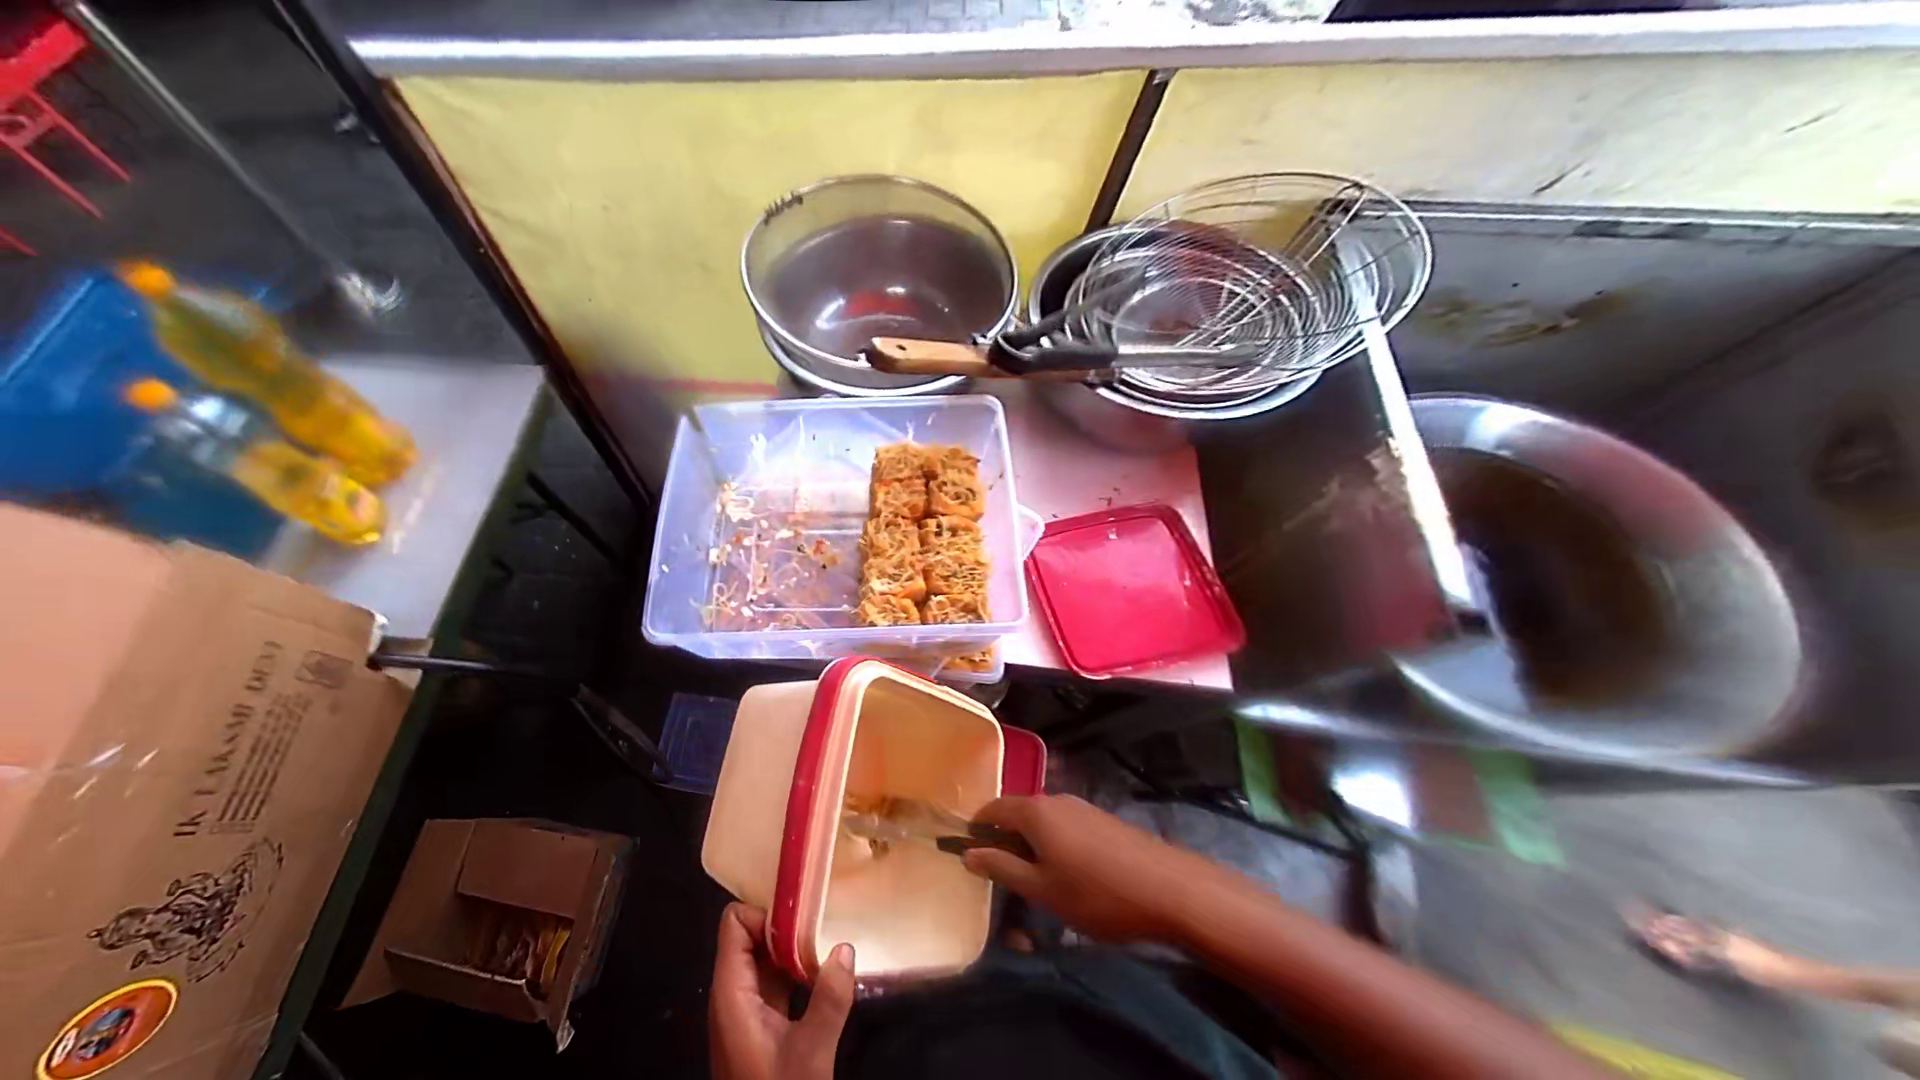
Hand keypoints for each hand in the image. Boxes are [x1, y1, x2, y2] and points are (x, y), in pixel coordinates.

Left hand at [709, 904, 855, 1079]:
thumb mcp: (811, 1054)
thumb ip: (829, 999)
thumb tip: (845, 947)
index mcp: (731, 995)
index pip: (734, 924)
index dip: (765, 913)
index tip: (804, 918)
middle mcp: (732, 995)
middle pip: (750, 935)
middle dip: (785, 926)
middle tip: (824, 926)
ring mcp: (745, 1010)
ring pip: (764, 957)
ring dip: (794, 949)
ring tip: (828, 944)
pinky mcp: (760, 1024)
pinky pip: (774, 980)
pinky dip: (796, 970)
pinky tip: (824, 975)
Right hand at [963, 794, 1230, 943]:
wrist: (1168, 889)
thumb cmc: (1096, 894)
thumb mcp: (1041, 889)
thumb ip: (1002, 868)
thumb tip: (968, 852)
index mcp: (1035, 811)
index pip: (993, 808)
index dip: (977, 828)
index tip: (969, 853)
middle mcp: (1057, 800)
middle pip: (1019, 812)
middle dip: (1006, 840)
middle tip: (1003, 877)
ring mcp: (1083, 808)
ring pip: (1044, 821)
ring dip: (1032, 844)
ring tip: (1037, 881)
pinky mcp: (1104, 820)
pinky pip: (1066, 827)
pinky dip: (1056, 845)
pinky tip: (1070, 876)